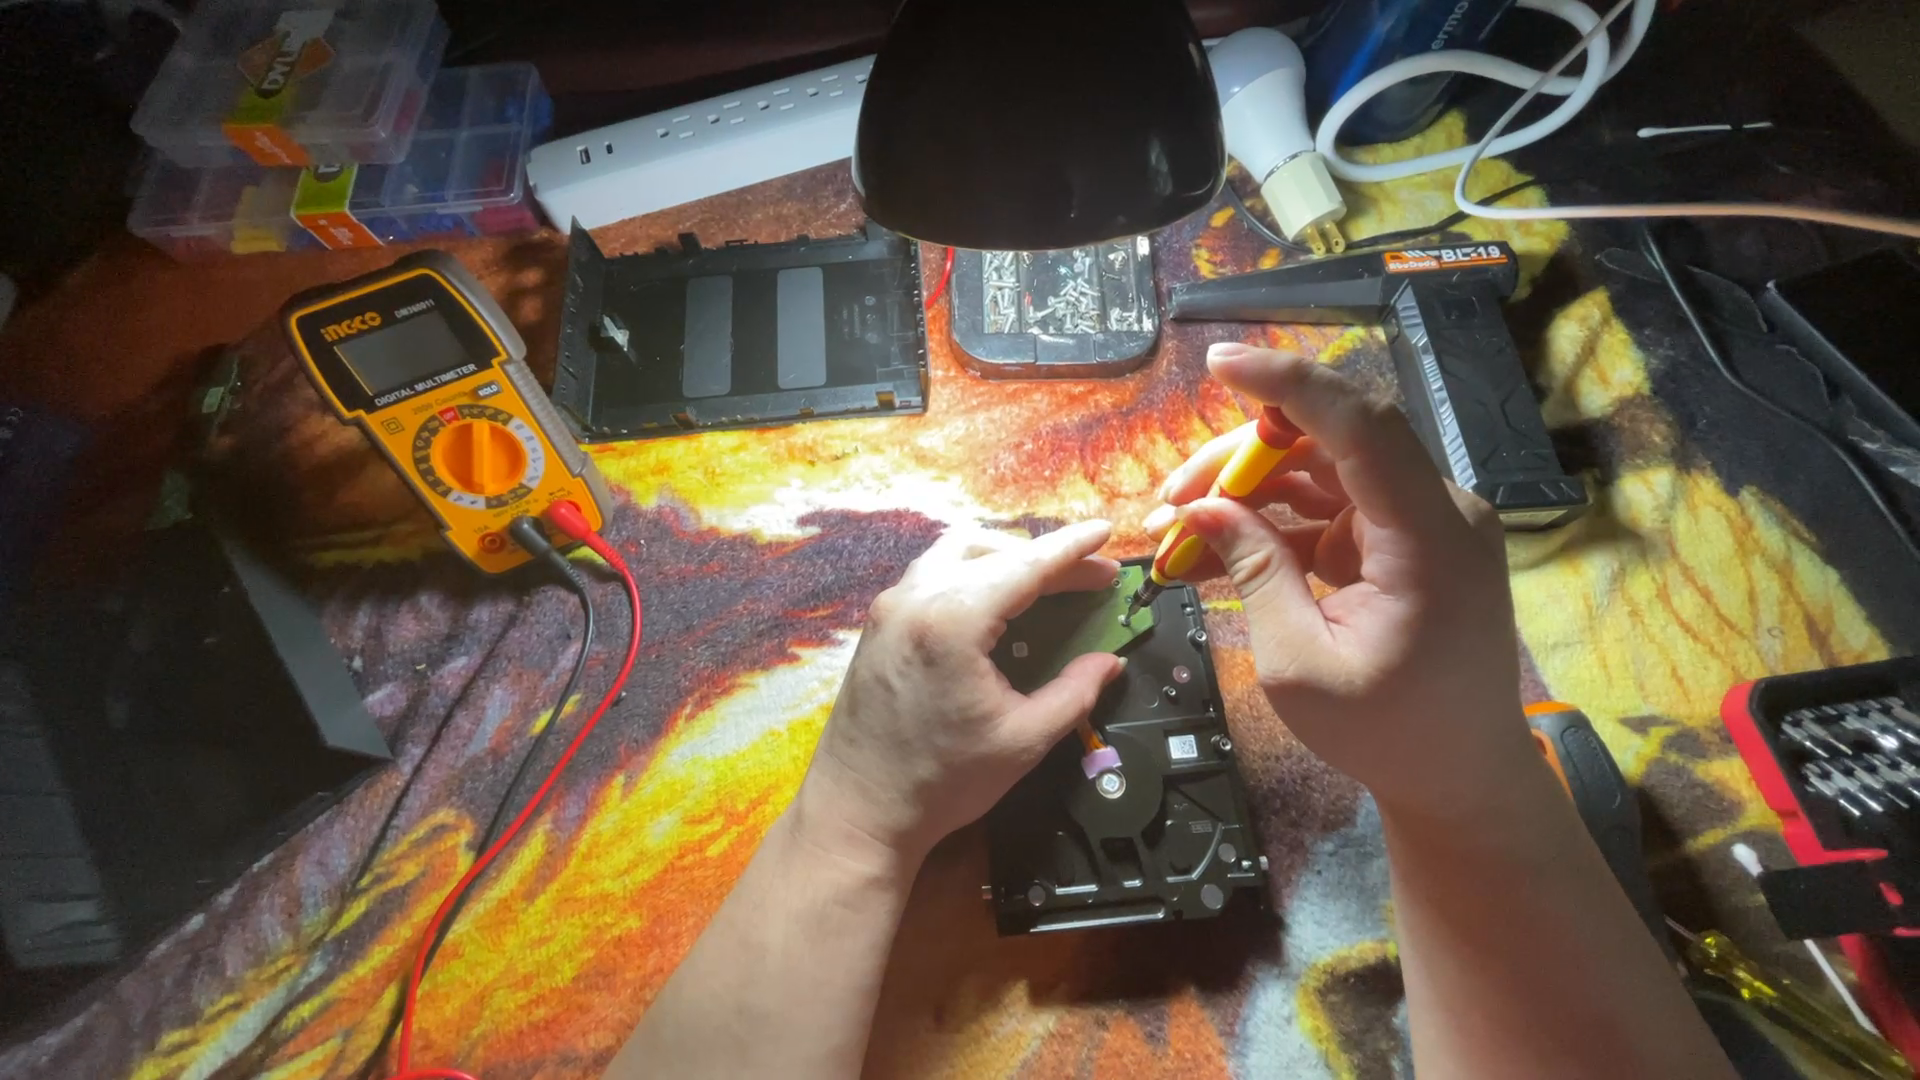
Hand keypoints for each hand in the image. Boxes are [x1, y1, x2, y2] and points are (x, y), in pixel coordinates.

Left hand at [794, 521, 1127, 869]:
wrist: (858, 809)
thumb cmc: (943, 781)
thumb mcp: (1024, 739)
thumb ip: (1074, 692)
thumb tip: (1110, 662)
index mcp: (954, 620)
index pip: (1026, 565)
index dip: (1072, 548)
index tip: (1106, 530)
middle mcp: (917, 596)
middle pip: (993, 552)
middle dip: (1046, 557)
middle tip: (1090, 577)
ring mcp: (891, 605)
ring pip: (956, 552)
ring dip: (1004, 556)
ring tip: (1044, 579)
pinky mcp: (879, 620)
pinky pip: (932, 572)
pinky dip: (971, 571)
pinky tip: (993, 597)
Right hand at [1145, 343, 1537, 820]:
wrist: (1458, 778)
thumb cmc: (1386, 733)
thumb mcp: (1298, 659)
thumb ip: (1252, 571)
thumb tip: (1200, 509)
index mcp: (1427, 536)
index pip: (1359, 424)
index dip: (1286, 385)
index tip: (1219, 362)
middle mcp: (1433, 510)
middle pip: (1323, 444)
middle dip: (1234, 462)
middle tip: (1166, 503)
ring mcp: (1416, 524)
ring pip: (1315, 472)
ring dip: (1242, 493)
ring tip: (1175, 529)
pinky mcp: (1396, 543)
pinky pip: (1322, 510)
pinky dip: (1267, 523)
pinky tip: (1213, 547)